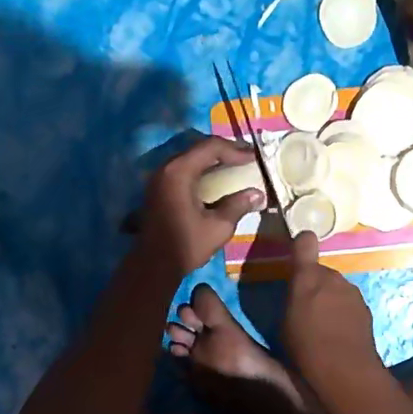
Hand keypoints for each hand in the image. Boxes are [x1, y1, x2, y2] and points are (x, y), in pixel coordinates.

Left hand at [138, 136, 264, 274]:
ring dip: (212, 160)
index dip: (235, 149)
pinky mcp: (158, 189)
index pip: (210, 147)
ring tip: (233, 166)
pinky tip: (215, 180)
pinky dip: (201, 170)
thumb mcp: (219, 226)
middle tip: (246, 157)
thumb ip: (238, 205)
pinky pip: (183, 170)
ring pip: (190, 158)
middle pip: (198, 148)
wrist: (154, 265)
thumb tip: (258, 194)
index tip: (253, 157)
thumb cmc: (186, 245)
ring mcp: (159, 178)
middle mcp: (166, 168)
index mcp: (179, 172)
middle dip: (224, 151)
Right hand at [283, 231, 381, 388]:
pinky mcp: (365, 308)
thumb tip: (299, 293)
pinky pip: (349, 302)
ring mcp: (352, 291)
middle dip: (315, 284)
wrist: (344, 369)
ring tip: (323, 325)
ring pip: (337, 288)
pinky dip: (343, 311)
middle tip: (307, 308)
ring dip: (330, 298)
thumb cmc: (304, 347)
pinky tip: (339, 333)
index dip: (302, 244)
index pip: (305, 243)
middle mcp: (332, 277)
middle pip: (321, 272)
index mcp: (307, 278)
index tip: (299, 248)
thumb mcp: (285, 322)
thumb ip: (293, 299)